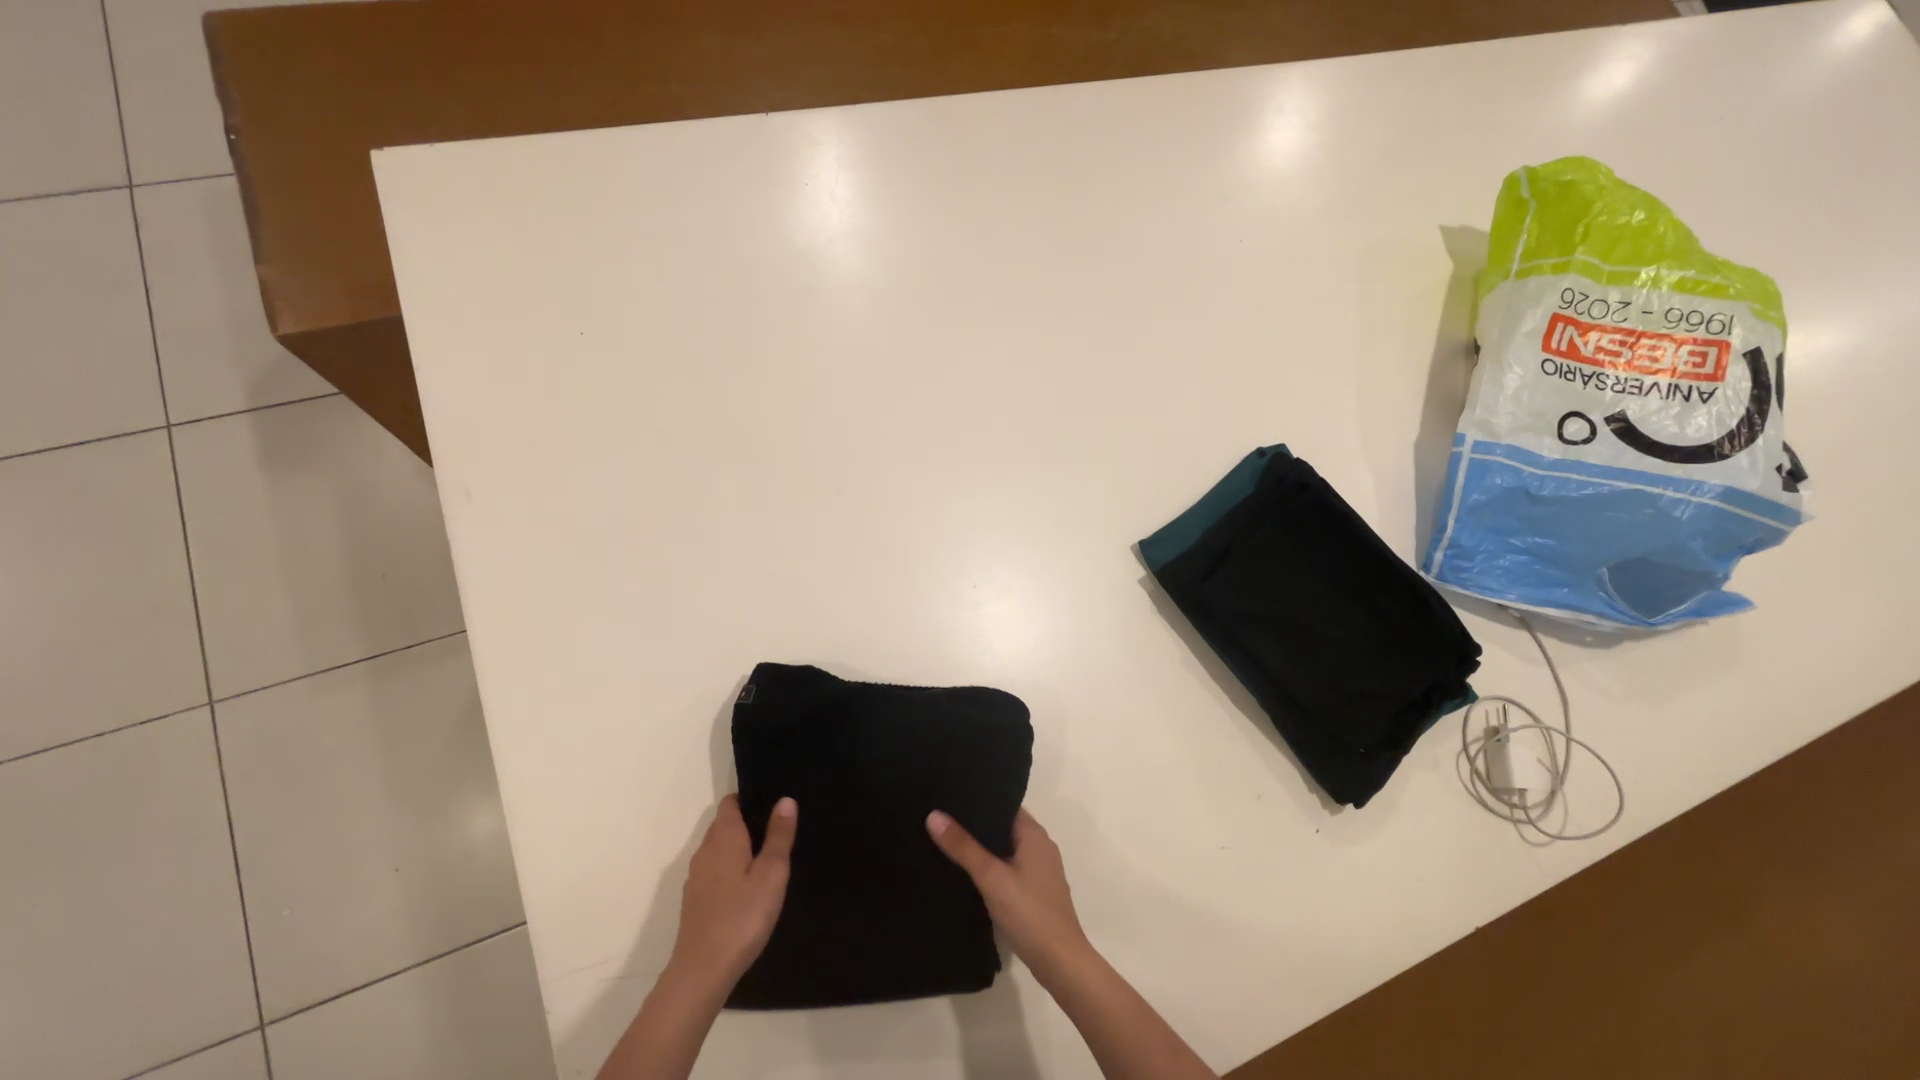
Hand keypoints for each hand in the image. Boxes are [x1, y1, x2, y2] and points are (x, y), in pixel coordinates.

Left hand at [667, 794, 796, 989]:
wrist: (703, 968)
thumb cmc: (743, 916)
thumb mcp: (771, 874)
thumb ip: (778, 836)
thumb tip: (785, 800)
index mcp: (723, 838)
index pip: (730, 803)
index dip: (749, 798)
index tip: (772, 802)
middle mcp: (705, 851)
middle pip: (723, 825)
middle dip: (746, 822)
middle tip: (778, 830)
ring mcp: (697, 877)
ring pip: (718, 850)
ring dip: (738, 848)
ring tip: (767, 858)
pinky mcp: (695, 900)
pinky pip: (714, 872)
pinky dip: (730, 870)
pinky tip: (748, 888)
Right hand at [927, 808, 1090, 975]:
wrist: (1059, 961)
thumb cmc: (1028, 912)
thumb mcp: (991, 877)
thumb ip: (963, 847)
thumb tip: (934, 815)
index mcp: (1034, 835)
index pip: (1003, 805)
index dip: (978, 800)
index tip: (949, 796)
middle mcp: (1040, 847)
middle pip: (1003, 826)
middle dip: (975, 824)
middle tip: (939, 817)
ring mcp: (1039, 870)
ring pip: (1005, 849)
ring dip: (982, 847)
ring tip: (946, 840)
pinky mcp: (1035, 891)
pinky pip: (1008, 868)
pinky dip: (990, 866)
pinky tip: (966, 873)